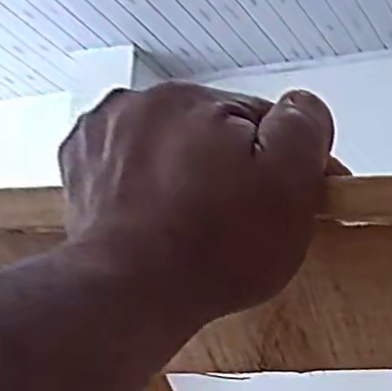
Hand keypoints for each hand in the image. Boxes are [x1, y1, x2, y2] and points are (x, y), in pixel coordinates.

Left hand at [57, 81, 344, 333]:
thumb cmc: (220, 248)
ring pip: (179, 147)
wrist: (139, 288)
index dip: (296, 164)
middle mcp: (148, 103)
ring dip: (200, 177)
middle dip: (245, 169)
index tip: (302, 200)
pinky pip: (139, 168)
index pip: (272, 121)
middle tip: (258, 220)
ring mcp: (108, 132)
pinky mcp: (86, 167)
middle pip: (222, 133)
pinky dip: (161, 190)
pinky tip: (176, 222)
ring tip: (214, 225)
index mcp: (202, 102)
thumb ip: (304, 131)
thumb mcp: (291, 187)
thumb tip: (305, 106)